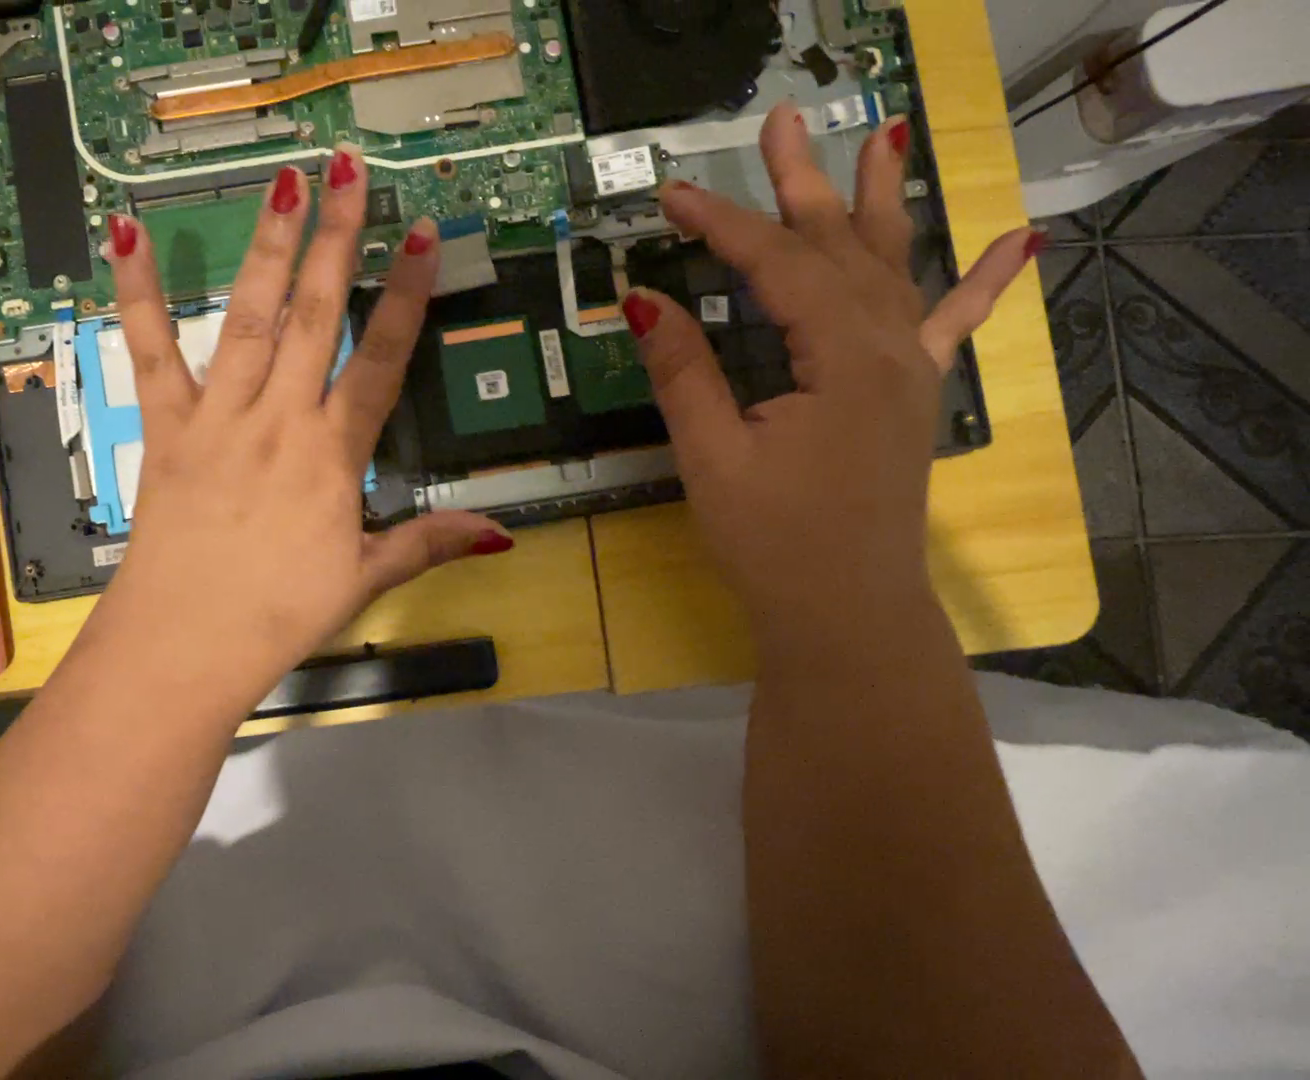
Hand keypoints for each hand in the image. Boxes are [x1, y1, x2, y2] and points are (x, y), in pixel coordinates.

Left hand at [90, 149, 511, 696]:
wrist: (187, 643)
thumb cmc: (279, 616)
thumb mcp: (365, 580)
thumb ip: (429, 544)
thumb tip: (501, 534)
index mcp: (333, 455)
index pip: (379, 360)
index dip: (403, 296)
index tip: (419, 234)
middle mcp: (279, 419)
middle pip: (314, 318)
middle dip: (335, 240)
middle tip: (349, 172)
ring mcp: (218, 418)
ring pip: (247, 319)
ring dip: (267, 249)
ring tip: (282, 184)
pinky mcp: (166, 428)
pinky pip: (150, 354)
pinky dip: (138, 295)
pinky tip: (126, 235)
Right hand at [622, 103, 1042, 636]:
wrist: (845, 612)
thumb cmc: (772, 542)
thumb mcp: (713, 457)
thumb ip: (684, 372)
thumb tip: (643, 298)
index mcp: (842, 359)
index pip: (778, 266)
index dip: (722, 225)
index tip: (670, 195)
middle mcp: (890, 348)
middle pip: (840, 246)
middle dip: (803, 185)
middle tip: (781, 123)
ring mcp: (910, 371)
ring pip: (890, 268)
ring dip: (876, 203)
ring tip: (879, 137)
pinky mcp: (911, 397)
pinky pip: (949, 327)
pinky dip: (981, 282)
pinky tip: (1022, 242)